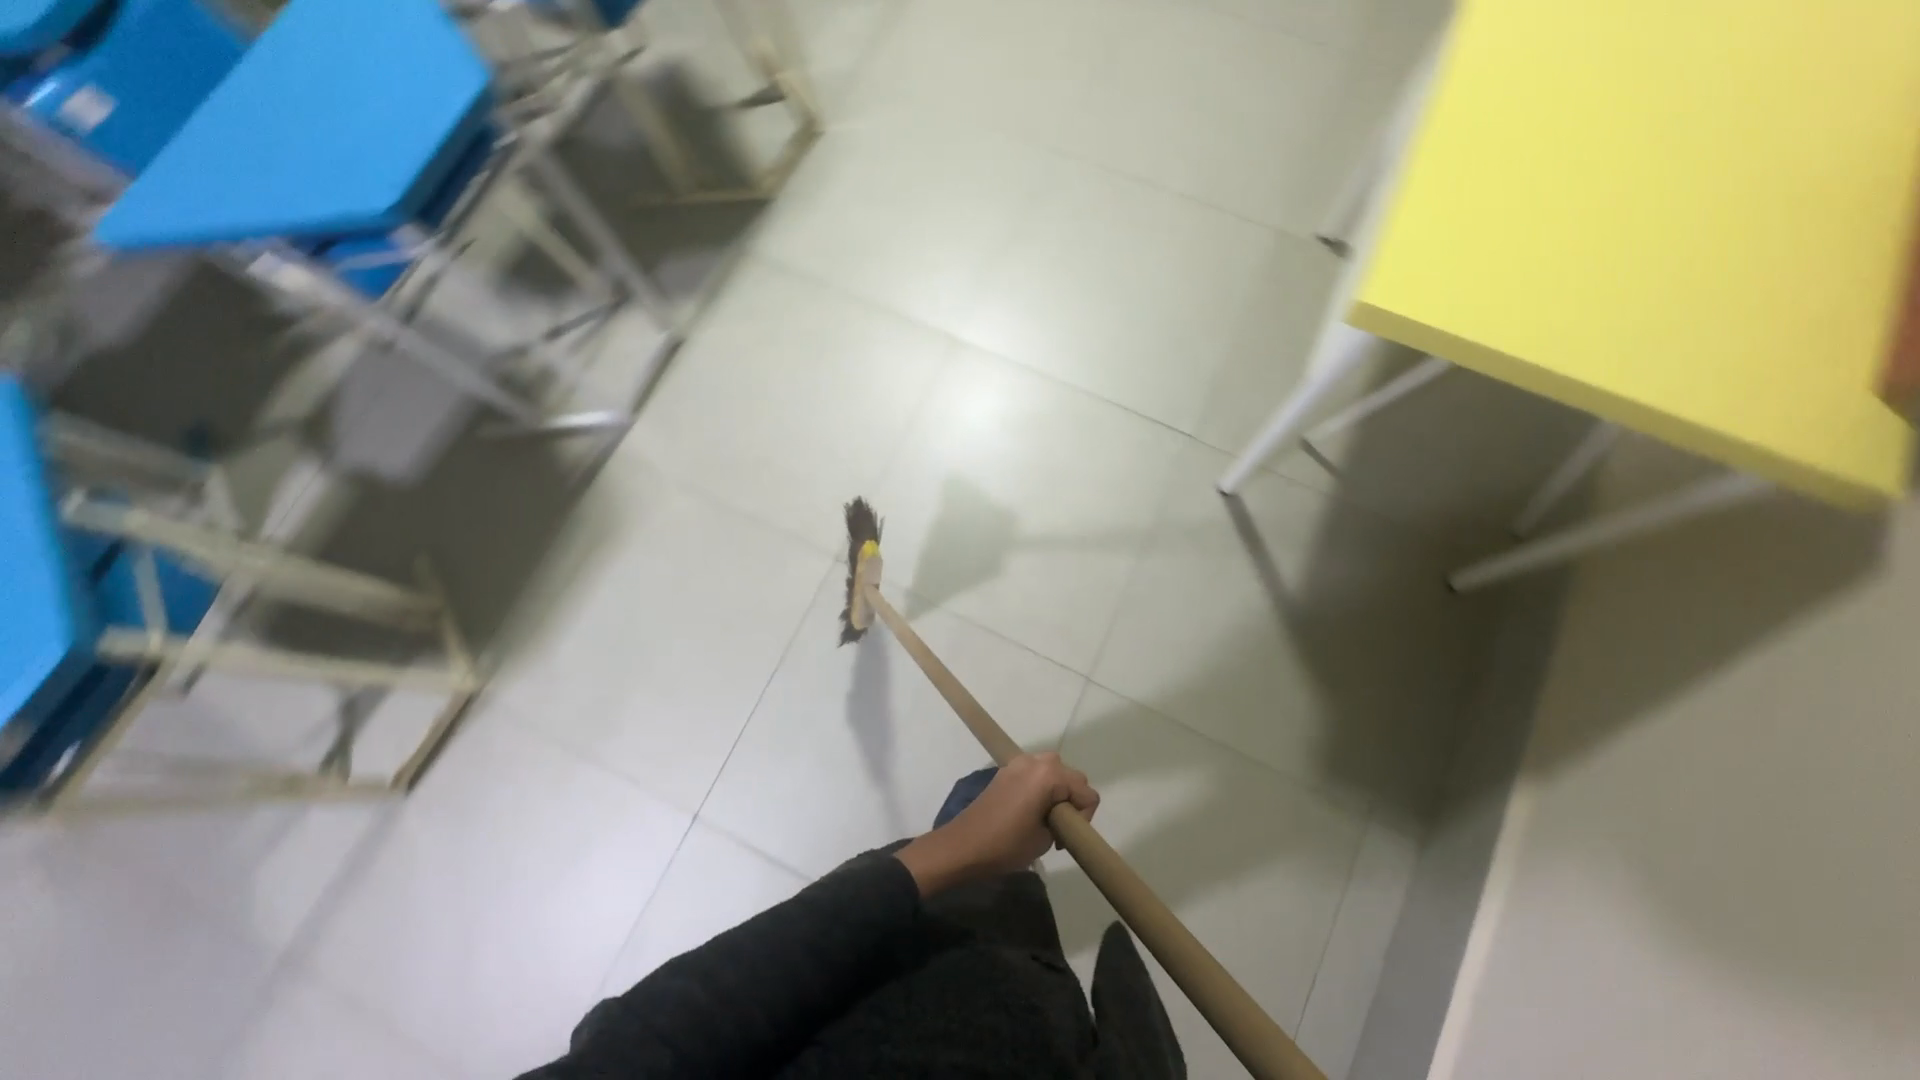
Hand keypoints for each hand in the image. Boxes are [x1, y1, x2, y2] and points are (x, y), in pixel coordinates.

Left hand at [895, 753, 1099, 896]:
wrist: (963, 845)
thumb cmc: (1006, 845)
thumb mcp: (1045, 838)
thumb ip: (1064, 822)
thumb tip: (1063, 818)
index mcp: (1049, 775)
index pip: (1086, 792)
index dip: (1084, 817)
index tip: (1067, 837)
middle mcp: (1035, 761)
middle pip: (1071, 777)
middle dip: (1072, 801)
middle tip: (1060, 828)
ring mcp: (1018, 763)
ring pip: (1053, 772)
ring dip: (1057, 792)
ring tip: (1047, 818)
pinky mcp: (1005, 771)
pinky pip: (1034, 774)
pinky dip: (1040, 788)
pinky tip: (1031, 811)